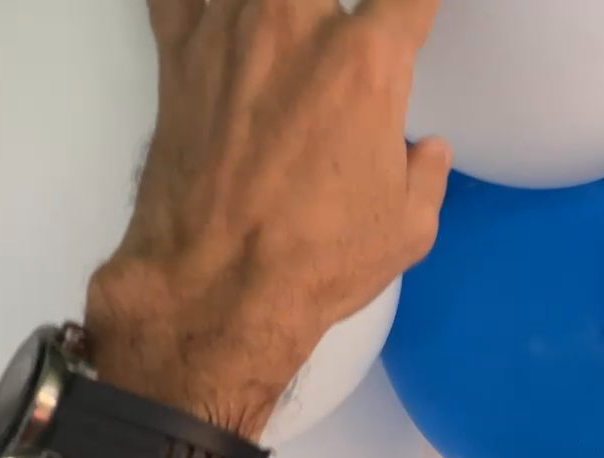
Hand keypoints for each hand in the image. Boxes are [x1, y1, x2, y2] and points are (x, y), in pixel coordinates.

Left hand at [86, 0, 451, 435]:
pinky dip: (205, 3)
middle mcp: (296, 20)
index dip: (420, 6)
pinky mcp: (174, 45)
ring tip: (288, 36)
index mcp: (367, 63)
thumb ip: (429, 176)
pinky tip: (223, 21)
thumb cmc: (327, 259)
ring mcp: (227, 24)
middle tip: (346, 42)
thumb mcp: (410, 230)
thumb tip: (428, 149)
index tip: (417, 19)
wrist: (221, 283)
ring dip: (281, 10)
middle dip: (344, 12)